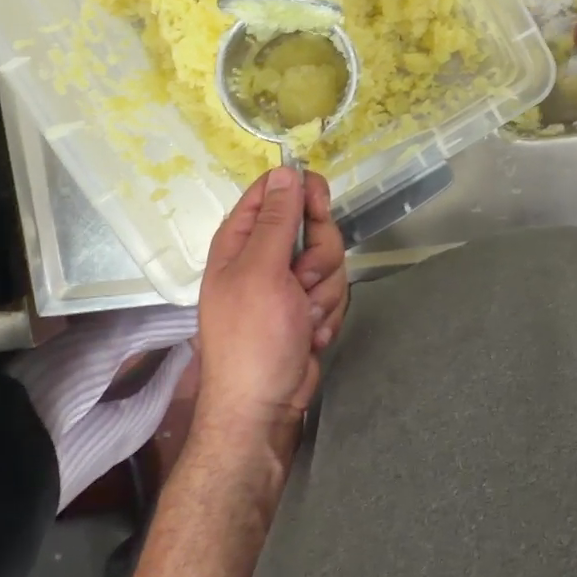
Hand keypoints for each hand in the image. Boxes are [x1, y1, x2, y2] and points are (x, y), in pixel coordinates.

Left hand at [194, 166, 347, 440]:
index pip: (275, 191)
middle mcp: (265, 256)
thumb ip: (278, 220)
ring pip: (331, 260)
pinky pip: (334, 291)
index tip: (320, 205)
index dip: (302, 192)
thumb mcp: (262, 271)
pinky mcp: (308, 307)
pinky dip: (327, 315)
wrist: (264, 405)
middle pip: (314, 226)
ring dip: (324, 292)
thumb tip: (285, 170)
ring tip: (303, 320)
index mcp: (242, 240)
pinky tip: (310, 336)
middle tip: (303, 282)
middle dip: (320, 256)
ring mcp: (288, 283)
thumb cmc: (253, 337)